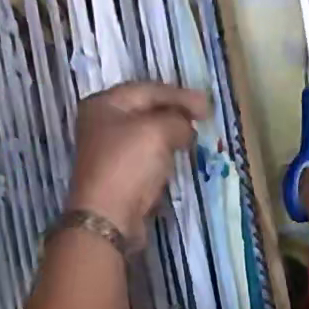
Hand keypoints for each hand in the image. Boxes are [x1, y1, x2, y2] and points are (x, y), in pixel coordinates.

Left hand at [67, 81, 209, 239]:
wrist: (109, 218)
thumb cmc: (128, 166)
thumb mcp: (157, 132)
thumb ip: (178, 121)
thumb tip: (187, 128)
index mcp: (104, 104)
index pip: (148, 90)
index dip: (180, 96)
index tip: (207, 106)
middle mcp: (102, 125)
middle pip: (145, 112)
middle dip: (175, 115)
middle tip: (202, 120)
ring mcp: (109, 154)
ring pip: (146, 138)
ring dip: (170, 137)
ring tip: (192, 140)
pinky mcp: (118, 179)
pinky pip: (145, 160)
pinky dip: (163, 158)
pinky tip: (176, 162)